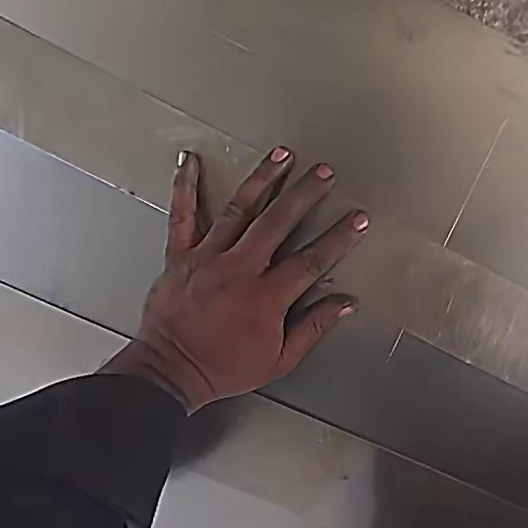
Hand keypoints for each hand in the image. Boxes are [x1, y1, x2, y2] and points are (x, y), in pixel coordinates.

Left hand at [102, 147, 368, 410]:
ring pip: (240, 209)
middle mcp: (238, 270)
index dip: (339, 238)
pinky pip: (182, 214)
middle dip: (305, 194)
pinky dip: (185, 185)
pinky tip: (190, 160)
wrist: (169, 372)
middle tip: (324, 173)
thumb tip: (345, 303)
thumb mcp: (278, 360)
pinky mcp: (180, 255)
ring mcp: (207, 258)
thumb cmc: (223, 368)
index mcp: (265, 298)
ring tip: (282, 155)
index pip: (312, 260)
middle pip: (279, 222)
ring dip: (264, 179)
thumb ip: (313, 328)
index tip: (358, 219)